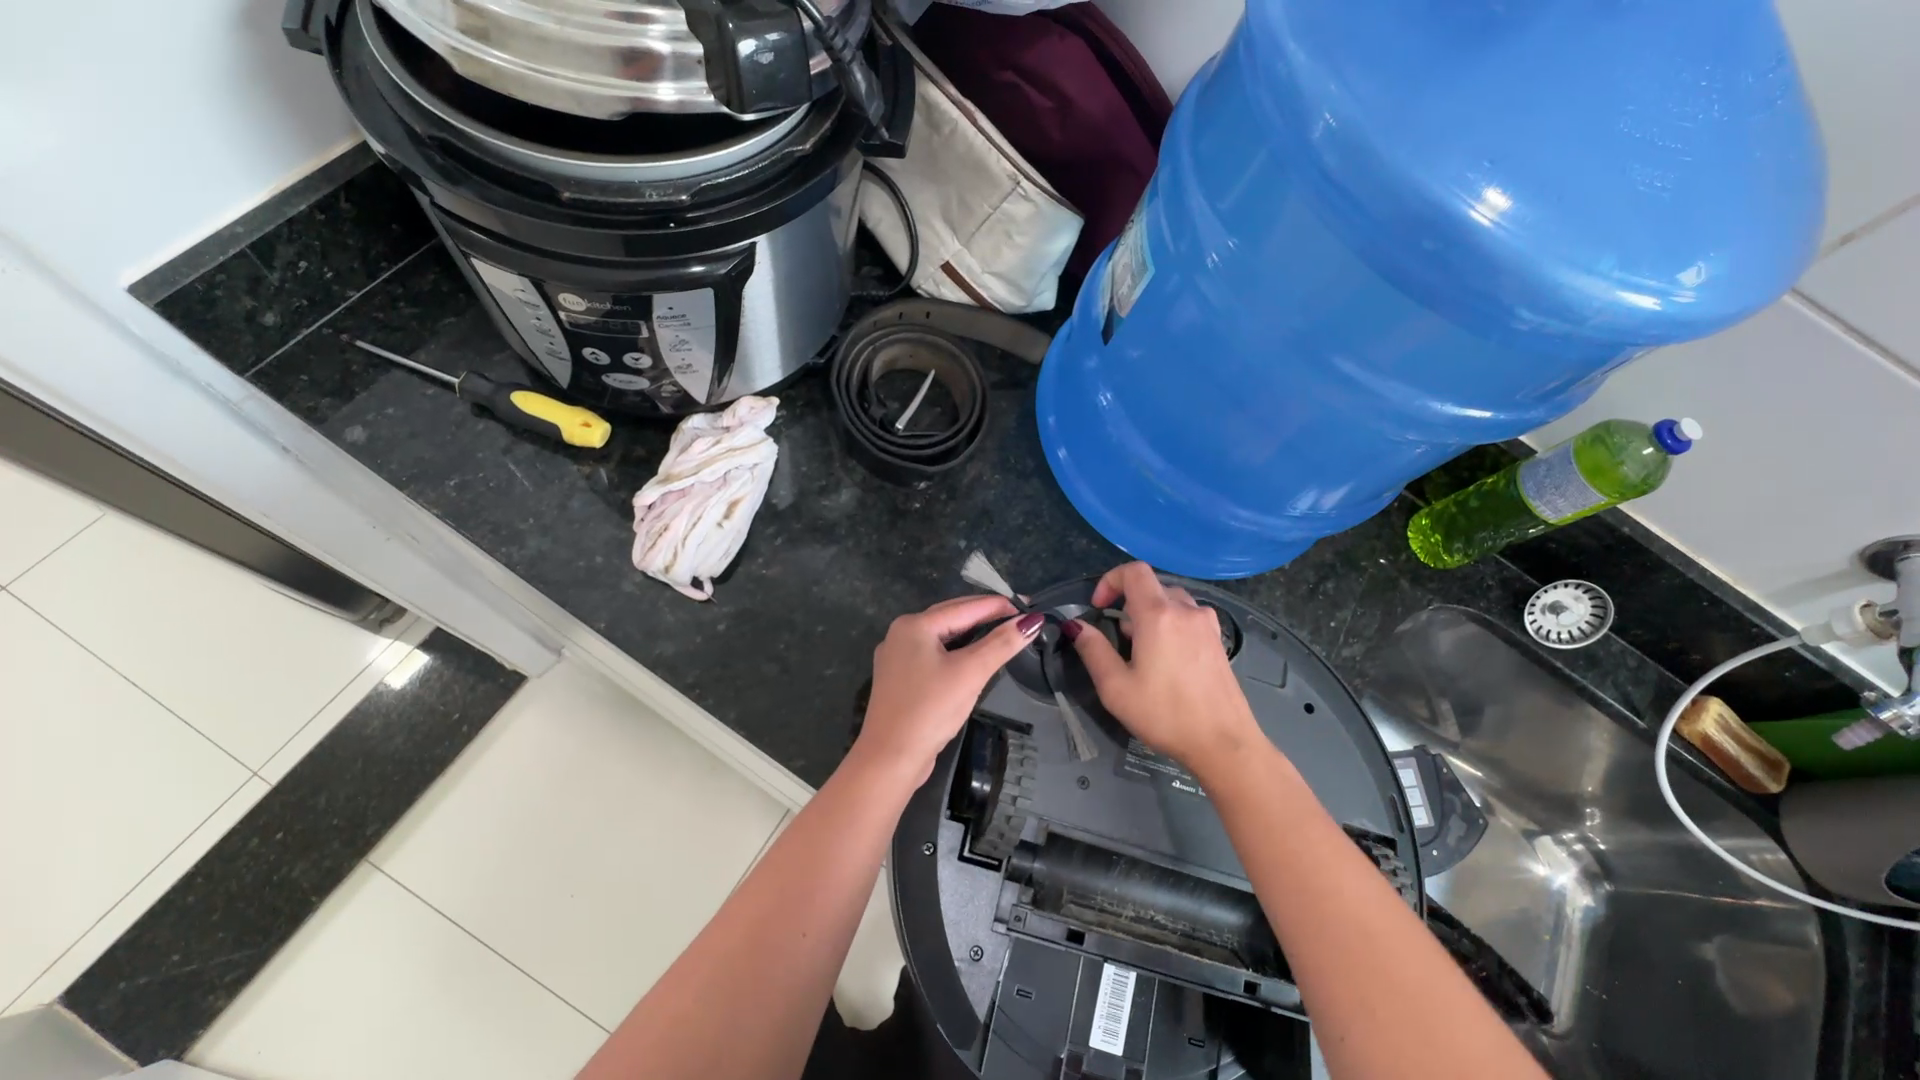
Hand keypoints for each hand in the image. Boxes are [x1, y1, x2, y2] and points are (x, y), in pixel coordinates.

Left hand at [857, 595, 1044, 783]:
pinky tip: (972, 659)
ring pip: (942, 637)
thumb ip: (1001, 644)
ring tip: (1002, 633)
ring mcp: (897, 657)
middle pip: (951, 617)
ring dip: (972, 634)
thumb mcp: (970, 673)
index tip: (1028, 606)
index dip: (999, 605)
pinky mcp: (900, 679)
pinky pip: (933, 655)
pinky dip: (956, 653)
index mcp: (914, 625)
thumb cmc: (930, 709)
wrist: (890, 757)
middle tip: (1019, 619)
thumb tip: (1032, 621)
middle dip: (985, 616)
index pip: (965, 607)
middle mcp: (901, 634)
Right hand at [1067, 562, 1264, 778]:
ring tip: (1141, 649)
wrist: (1222, 742)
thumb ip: (1093, 650)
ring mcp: (1207, 625)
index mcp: (1158, 615)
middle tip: (1118, 637)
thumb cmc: (1165, 715)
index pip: (1134, 571)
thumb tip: (1077, 626)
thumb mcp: (1116, 688)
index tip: (1098, 607)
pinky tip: (1166, 659)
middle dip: (1128, 602)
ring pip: (1172, 601)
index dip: (1110, 580)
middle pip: (1152, 586)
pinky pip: (1188, 618)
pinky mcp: (1218, 641)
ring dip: (1151, 614)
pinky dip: (1170, 625)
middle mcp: (1186, 611)